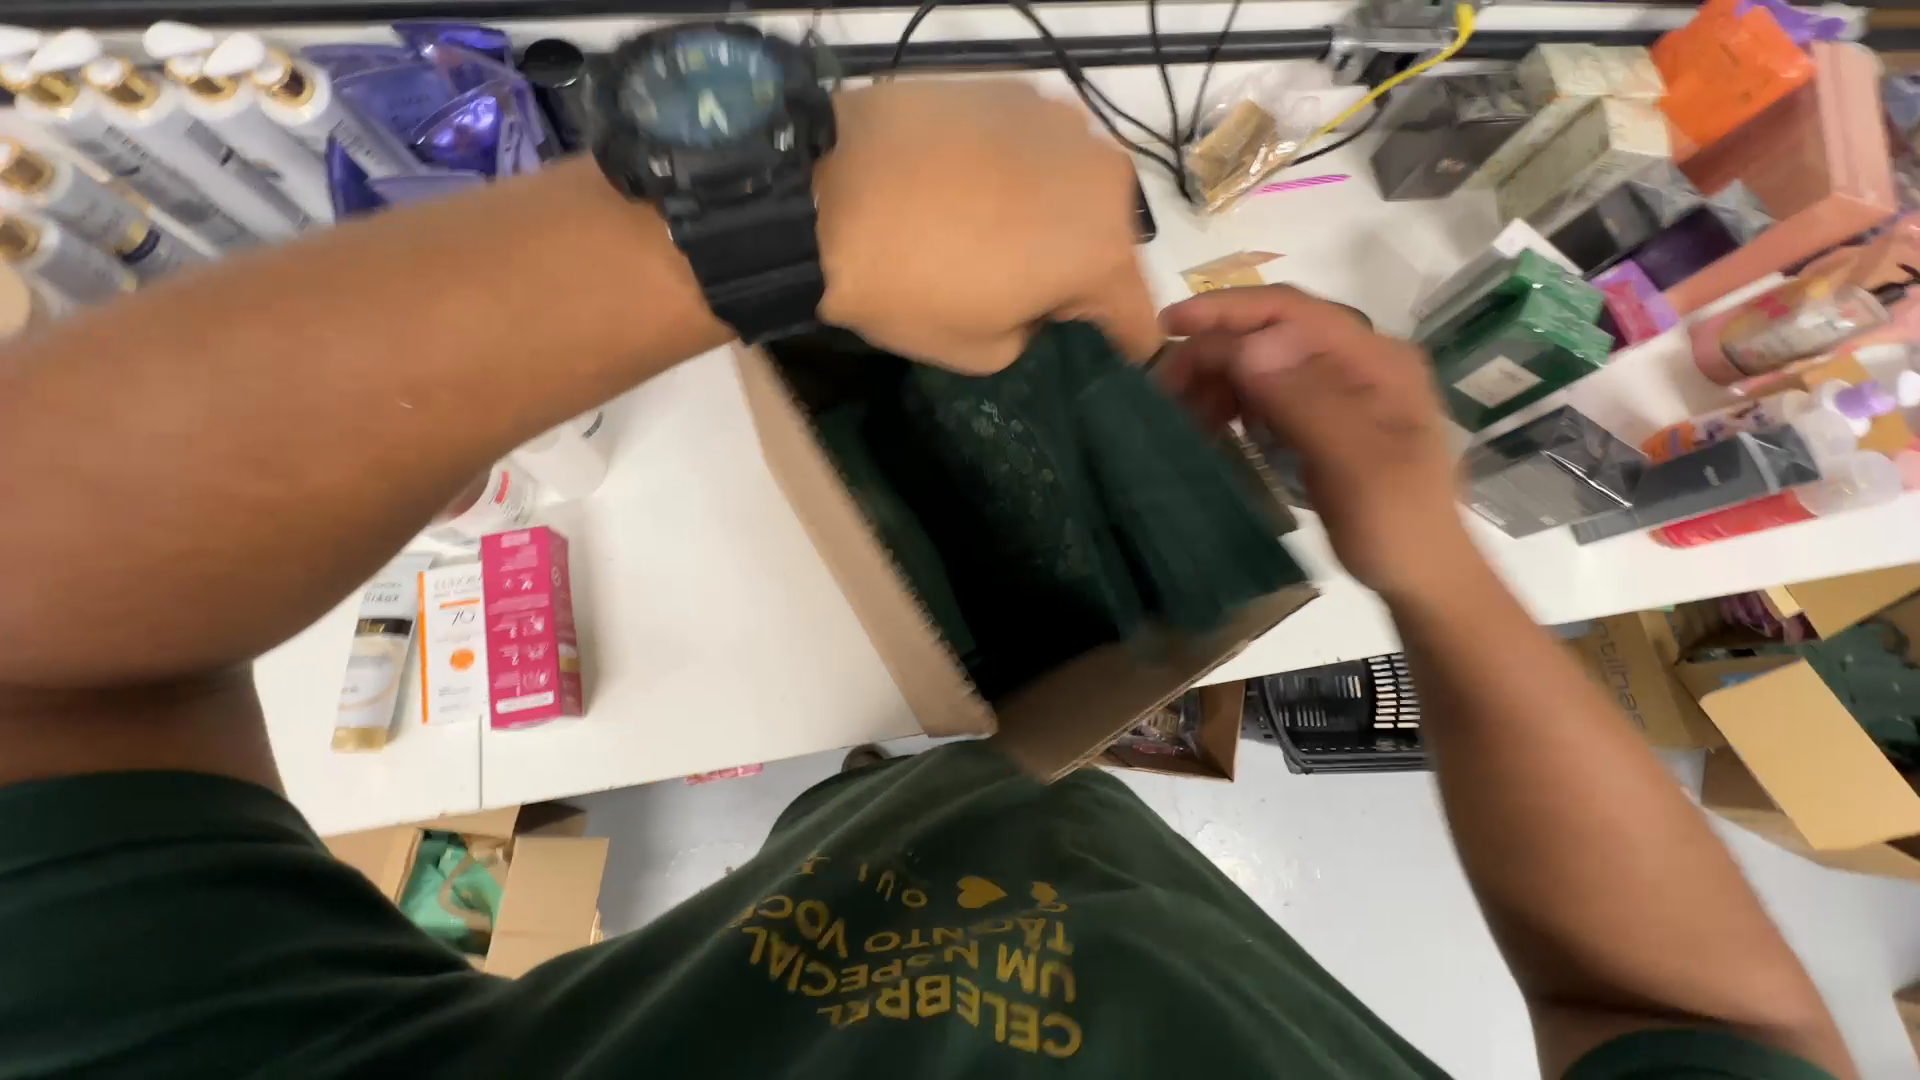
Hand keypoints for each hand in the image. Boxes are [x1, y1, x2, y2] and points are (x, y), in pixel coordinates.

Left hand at [814, 80, 1159, 373]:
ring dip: (1051, 219)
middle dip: (1080, 275)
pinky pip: (1038, 151)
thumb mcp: (984, 352)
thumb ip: (1039, 334)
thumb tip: (1041, 304)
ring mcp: (1059, 120)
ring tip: (988, 233)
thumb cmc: (910, 289)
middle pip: (1112, 246)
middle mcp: (1104, 175)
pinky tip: (967, 187)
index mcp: (1104, 250)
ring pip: (1078, 192)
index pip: (1140, 320)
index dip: (1118, 350)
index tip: (1087, 356)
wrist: (822, 194)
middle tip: (1022, 291)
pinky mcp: (1014, 89)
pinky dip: (1019, 175)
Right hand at [1156, 285, 1481, 601]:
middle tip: (1162, 389)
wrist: (1421, 574)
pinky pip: (1262, 396)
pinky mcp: (1318, 419)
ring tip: (1177, 412)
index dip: (1227, 310)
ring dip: (1214, 381)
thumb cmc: (1397, 526)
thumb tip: (1247, 347)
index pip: (1292, 312)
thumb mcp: (1357, 467)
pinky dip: (1228, 404)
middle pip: (1269, 335)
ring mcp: (1336, 390)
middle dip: (1212, 353)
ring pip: (1260, 364)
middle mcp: (1355, 363)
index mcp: (1374, 361)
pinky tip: (1206, 426)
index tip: (1168, 327)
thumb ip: (1307, 402)